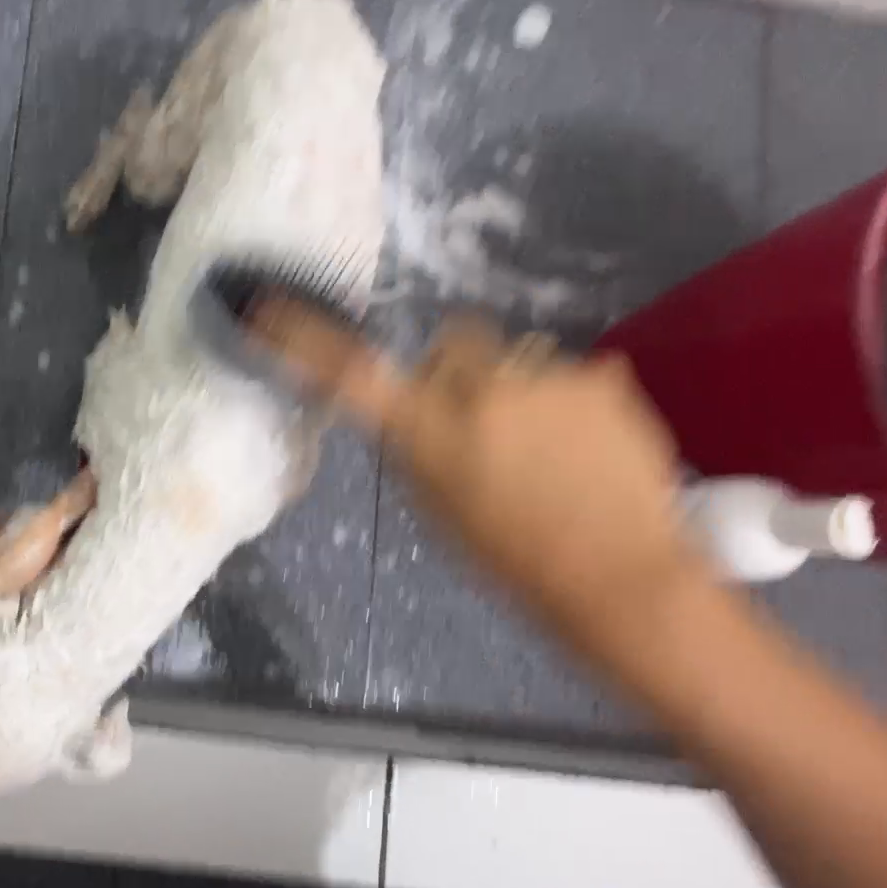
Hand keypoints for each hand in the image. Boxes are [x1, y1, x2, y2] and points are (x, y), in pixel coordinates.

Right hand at [248, 300, 710, 673]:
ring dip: (517, 388)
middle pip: (451, 344)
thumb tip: (419, 412)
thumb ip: (417, 446)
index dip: (303, 339)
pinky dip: (569, 403)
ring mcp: (544, 377)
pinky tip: (587, 447)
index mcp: (423, 431)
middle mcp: (476, 390)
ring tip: (548, 445)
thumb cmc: (509, 560)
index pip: (350, 374)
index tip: (267, 309)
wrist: (619, 578)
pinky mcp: (602, 377)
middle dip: (459, 369)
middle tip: (479, 418)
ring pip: (514, 359)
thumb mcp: (435, 507)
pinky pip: (569, 373)